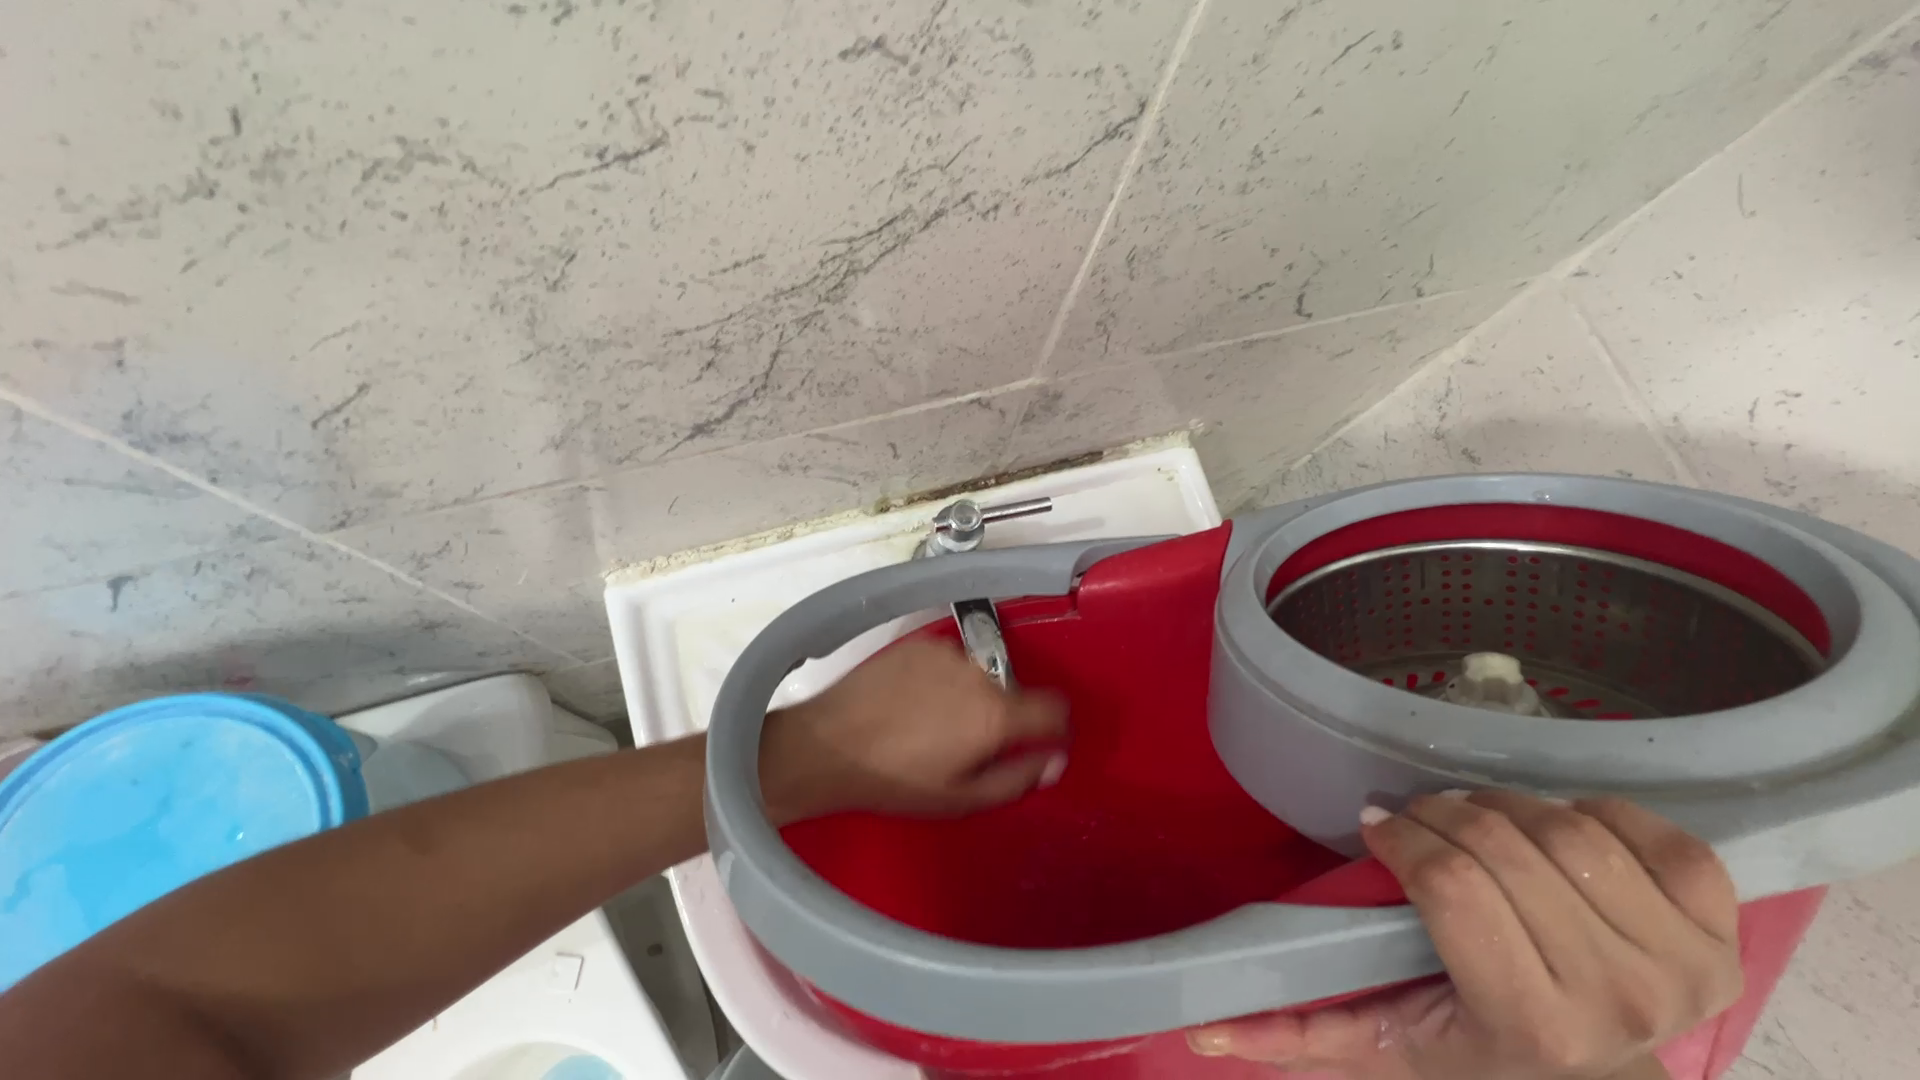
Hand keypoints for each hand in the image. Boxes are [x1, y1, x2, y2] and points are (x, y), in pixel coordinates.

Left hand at [759, 638, 1069, 821]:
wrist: (828, 744)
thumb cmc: (896, 781)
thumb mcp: (962, 798)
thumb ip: (1018, 779)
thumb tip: (1054, 760)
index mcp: (995, 715)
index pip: (1054, 708)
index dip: (1054, 725)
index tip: (1042, 739)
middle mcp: (978, 674)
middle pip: (1013, 691)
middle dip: (1002, 714)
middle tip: (968, 742)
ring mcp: (946, 652)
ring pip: (979, 674)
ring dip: (970, 694)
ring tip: (932, 721)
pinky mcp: (917, 642)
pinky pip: (947, 661)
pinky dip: (941, 678)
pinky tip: (912, 701)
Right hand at [1190, 792, 1742, 1079]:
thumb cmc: (1477, 1056)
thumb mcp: (1382, 1049)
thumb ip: (1293, 1035)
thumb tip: (1200, 1027)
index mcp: (1528, 1023)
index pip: (1453, 887)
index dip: (1403, 837)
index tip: (1378, 825)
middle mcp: (1618, 997)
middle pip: (1508, 848)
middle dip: (1444, 813)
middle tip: (1419, 817)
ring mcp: (1682, 964)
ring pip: (1570, 829)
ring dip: (1507, 807)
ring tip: (1477, 823)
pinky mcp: (1721, 934)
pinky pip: (1655, 833)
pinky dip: (1596, 813)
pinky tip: (1559, 835)